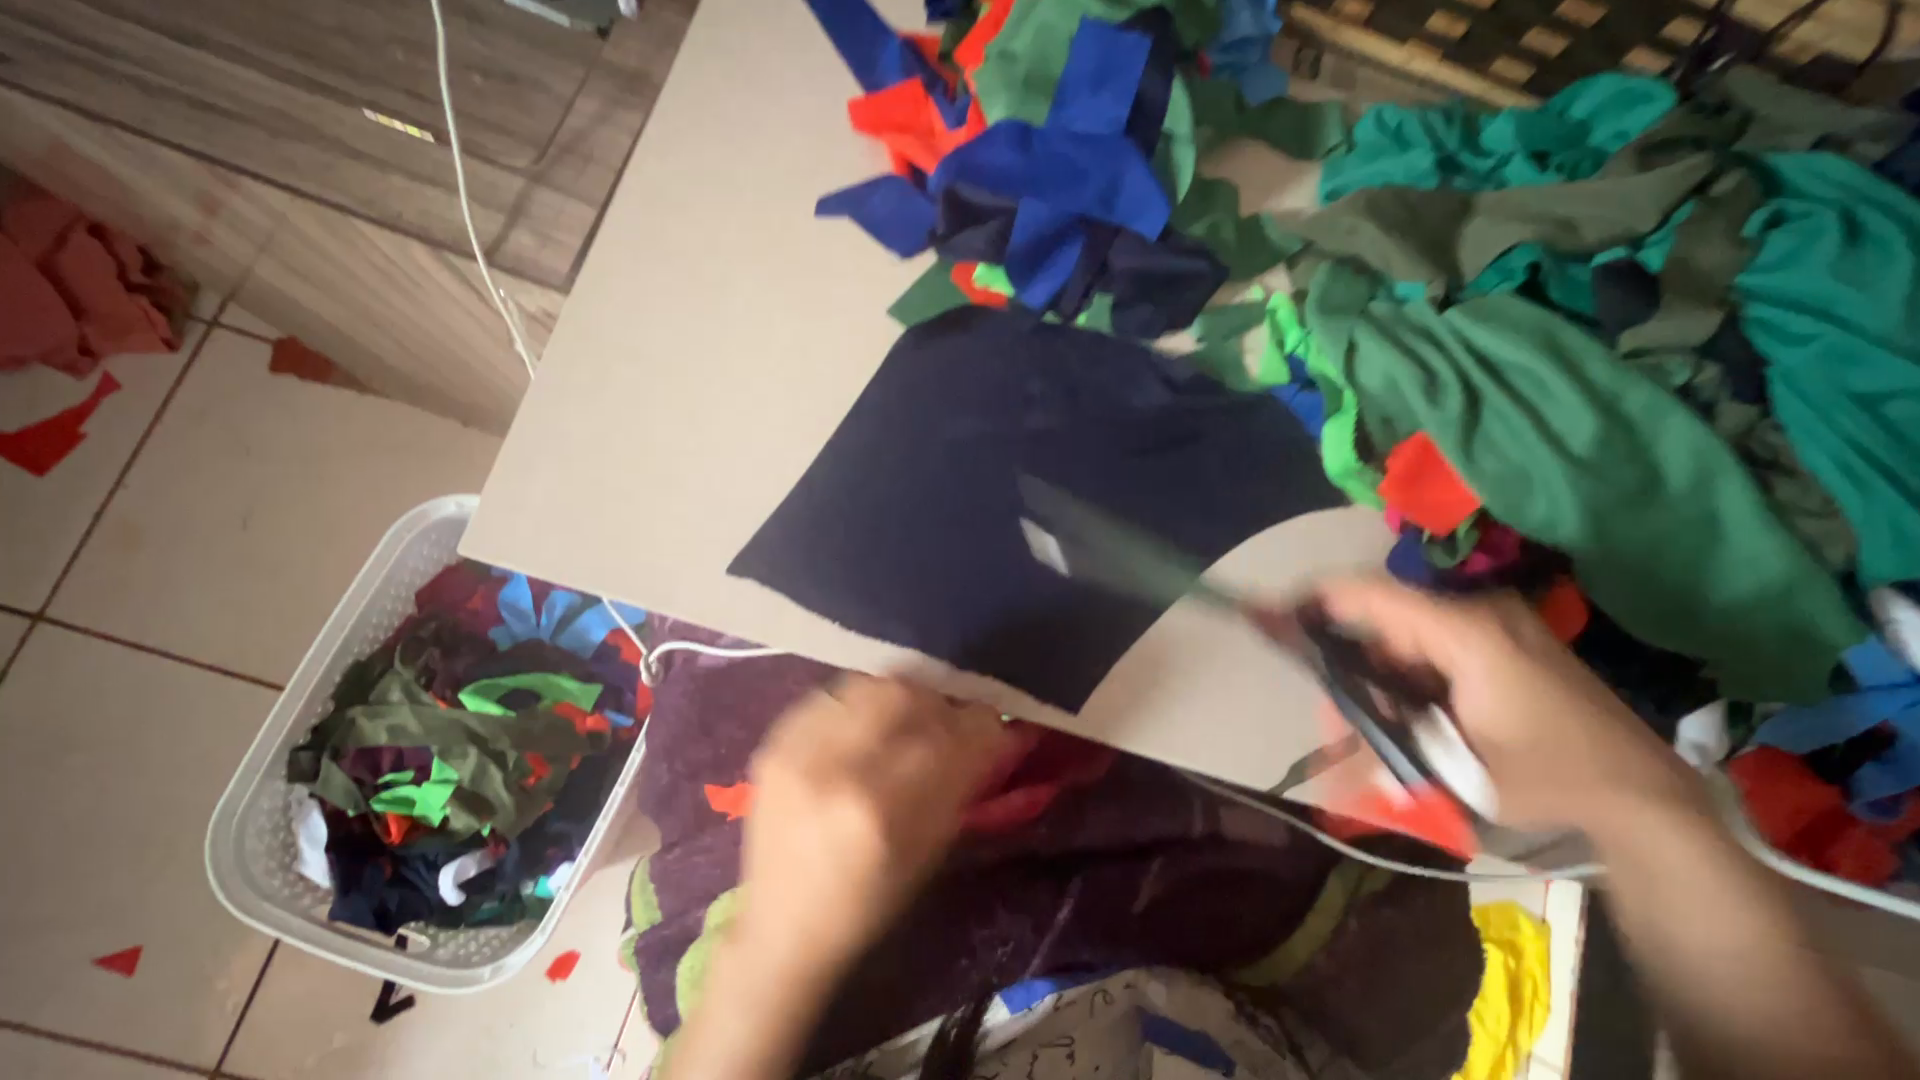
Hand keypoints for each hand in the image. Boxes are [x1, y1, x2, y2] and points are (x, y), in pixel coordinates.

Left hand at [735, 675, 1013, 974]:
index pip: (947, 736)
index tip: (995, 723)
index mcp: (882, 811)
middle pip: (905, 693)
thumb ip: (963, 781)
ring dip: (902, 696)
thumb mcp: (929, 850)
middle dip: (940, 700)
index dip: (981, 723)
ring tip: (911, 717)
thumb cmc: (869, 902)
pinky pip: (831, 694)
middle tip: (952, 717)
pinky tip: (869, 724)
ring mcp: (797, 750)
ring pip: (868, 685)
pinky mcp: (773, 742)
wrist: (783, 928)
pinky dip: (861, 703)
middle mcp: (836, 769)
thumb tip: (998, 728)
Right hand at [1310, 576, 1706, 832]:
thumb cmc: (1548, 779)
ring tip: (1381, 730)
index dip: (1311, 600)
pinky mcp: (1508, 642)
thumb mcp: (1453, 772)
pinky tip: (1418, 718)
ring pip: (1409, 636)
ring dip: (1382, 676)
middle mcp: (1479, 614)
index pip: (1368, 595)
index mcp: (1465, 633)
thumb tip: (1322, 748)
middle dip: (1349, 663)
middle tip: (1337, 718)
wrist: (1645, 796)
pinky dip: (1411, 676)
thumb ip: (1378, 749)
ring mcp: (1499, 625)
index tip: (1266, 613)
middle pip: (1384, 620)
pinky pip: (1436, 645)